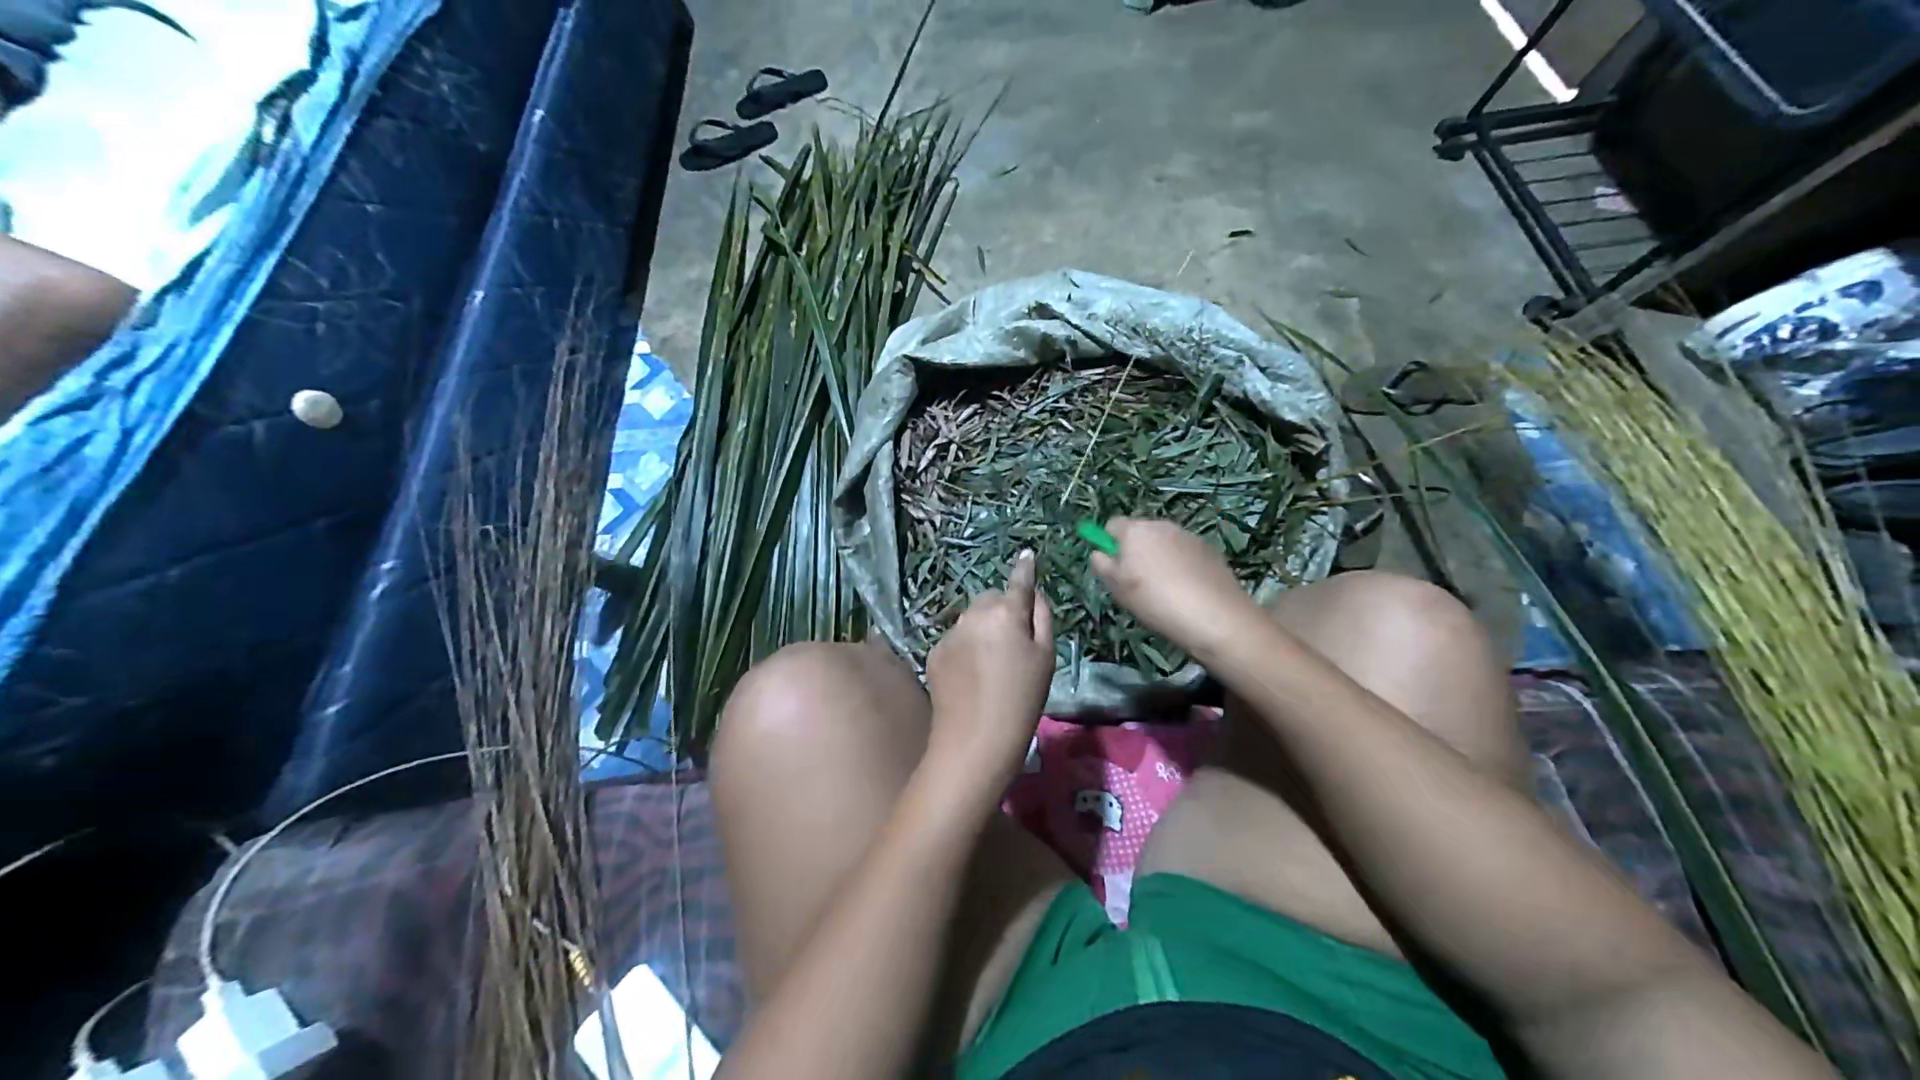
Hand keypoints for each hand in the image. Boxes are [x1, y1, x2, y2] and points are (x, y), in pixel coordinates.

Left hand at [923, 550, 1054, 786]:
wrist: (974, 740)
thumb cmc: (1021, 701)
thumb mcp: (1046, 659)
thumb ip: (1041, 618)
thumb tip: (1034, 594)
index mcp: (1005, 613)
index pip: (1018, 583)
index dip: (1025, 570)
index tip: (1027, 556)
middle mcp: (973, 614)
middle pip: (992, 599)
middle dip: (1003, 611)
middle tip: (1015, 645)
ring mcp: (950, 633)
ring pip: (972, 618)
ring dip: (983, 629)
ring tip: (993, 666)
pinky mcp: (934, 651)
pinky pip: (956, 638)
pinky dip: (966, 647)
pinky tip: (973, 676)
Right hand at [1089, 518, 1257, 659]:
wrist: (1214, 615)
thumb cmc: (1155, 600)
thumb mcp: (1117, 588)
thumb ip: (1102, 565)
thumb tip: (1099, 553)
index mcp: (1135, 531)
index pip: (1112, 524)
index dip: (1109, 544)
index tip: (1115, 568)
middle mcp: (1161, 525)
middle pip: (1140, 532)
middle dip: (1136, 550)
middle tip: (1138, 582)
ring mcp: (1188, 536)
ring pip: (1164, 542)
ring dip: (1160, 557)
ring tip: (1166, 589)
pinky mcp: (1210, 549)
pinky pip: (1185, 553)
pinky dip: (1182, 565)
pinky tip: (1187, 590)